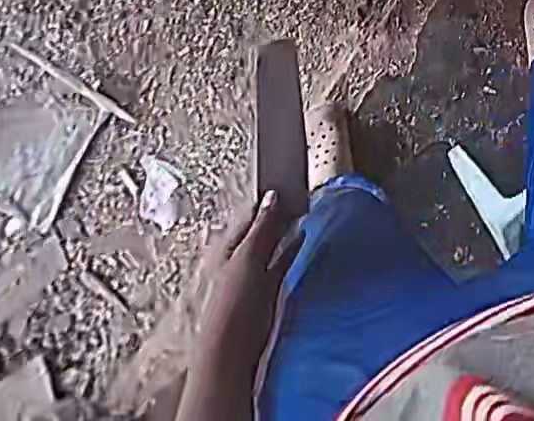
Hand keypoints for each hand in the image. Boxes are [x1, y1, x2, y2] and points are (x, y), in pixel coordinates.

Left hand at [193, 192, 300, 374]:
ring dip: (286, 229)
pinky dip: (292, 248)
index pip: (251, 216)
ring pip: (273, 244)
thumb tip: (272, 195)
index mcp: (229, 247)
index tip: (287, 185)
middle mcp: (241, 258)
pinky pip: (282, 260)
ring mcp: (255, 274)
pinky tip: (302, 238)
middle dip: (278, 214)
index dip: (268, 201)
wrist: (234, 349)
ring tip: (303, 211)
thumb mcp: (248, 256)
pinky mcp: (269, 288)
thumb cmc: (234, 300)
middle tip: (299, 194)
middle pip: (262, 229)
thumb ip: (262, 226)